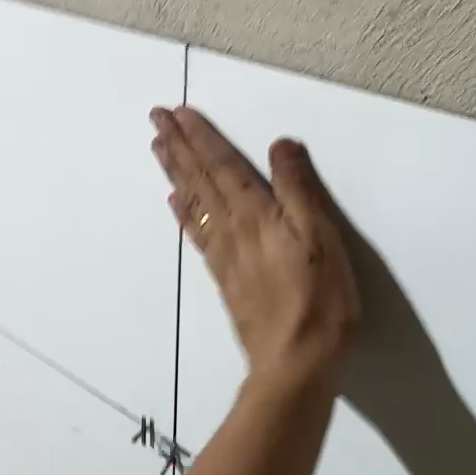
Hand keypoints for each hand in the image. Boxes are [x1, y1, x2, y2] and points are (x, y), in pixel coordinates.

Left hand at [150, 107, 360, 384]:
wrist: (296, 362)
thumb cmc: (318, 297)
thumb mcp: (320, 235)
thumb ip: (298, 187)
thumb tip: (279, 144)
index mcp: (254, 212)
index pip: (222, 164)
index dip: (201, 136)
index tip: (178, 112)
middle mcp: (232, 227)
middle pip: (200, 178)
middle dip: (178, 145)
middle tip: (155, 117)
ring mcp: (224, 253)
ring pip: (193, 201)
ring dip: (175, 170)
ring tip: (158, 147)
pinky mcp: (224, 278)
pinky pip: (197, 233)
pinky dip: (184, 212)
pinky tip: (175, 202)